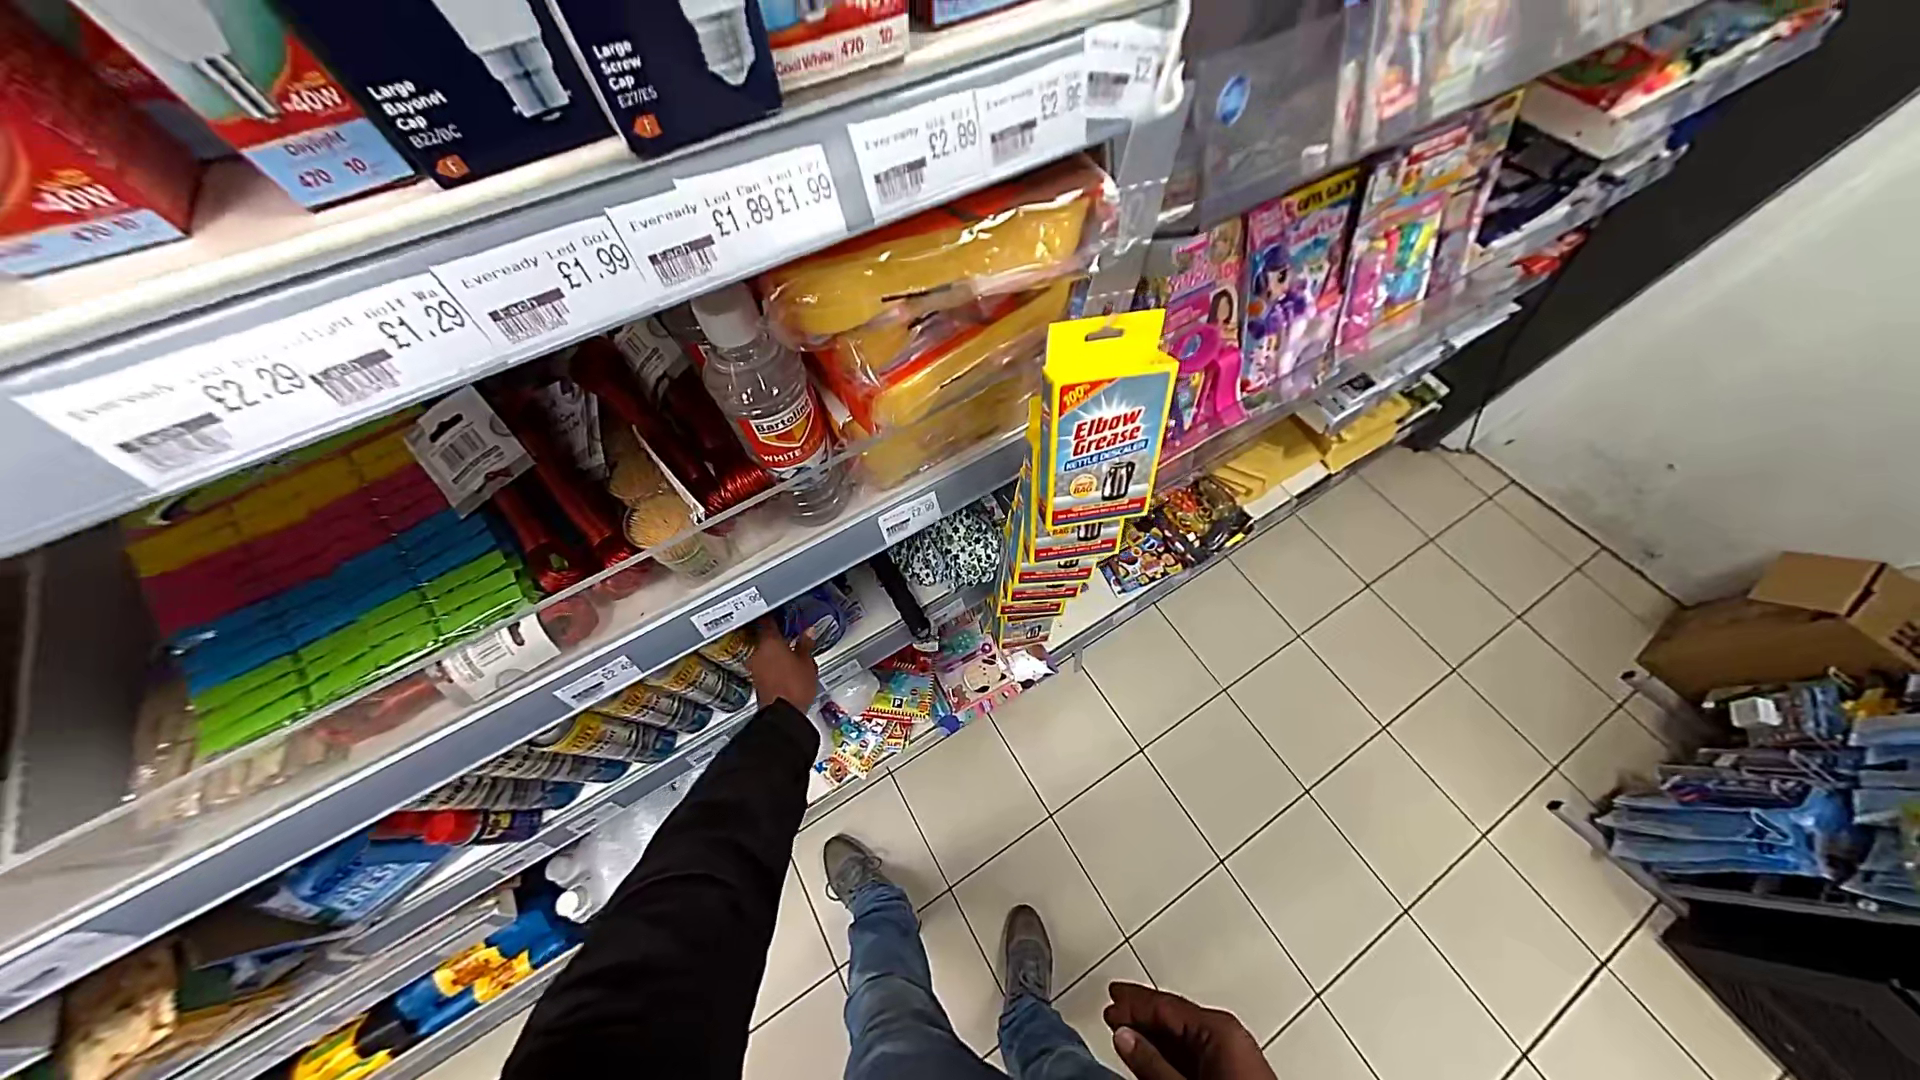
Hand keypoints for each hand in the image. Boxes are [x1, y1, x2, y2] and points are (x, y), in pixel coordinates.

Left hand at [745, 617, 818, 709]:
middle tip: (786, 627)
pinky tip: (782, 661)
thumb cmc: (794, 687)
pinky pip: (762, 661)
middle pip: (762, 634)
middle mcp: (757, 652)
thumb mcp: (807, 662)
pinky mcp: (756, 678)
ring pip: (761, 648)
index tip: (780, 611)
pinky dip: (770, 658)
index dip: (773, 613)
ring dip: (771, 645)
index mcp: (769, 642)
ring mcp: (755, 665)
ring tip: (786, 645)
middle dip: (773, 631)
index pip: (766, 620)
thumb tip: (808, 633)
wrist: (783, 713)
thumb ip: (806, 644)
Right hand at [1103, 982, 1276, 1079]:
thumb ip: (1152, 1062)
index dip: (1133, 1002)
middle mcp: (1229, 1036)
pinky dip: (1170, 1054)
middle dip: (1141, 1015)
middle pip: (1174, 1016)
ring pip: (1183, 1037)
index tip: (1111, 1003)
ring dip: (1153, 1036)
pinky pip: (1194, 1056)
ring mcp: (1234, 1057)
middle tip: (1114, 1010)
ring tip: (1127, 1035)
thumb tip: (1124, 1035)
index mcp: (1219, 1029)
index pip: (1165, 1004)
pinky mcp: (1235, 1076)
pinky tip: (1153, 1060)